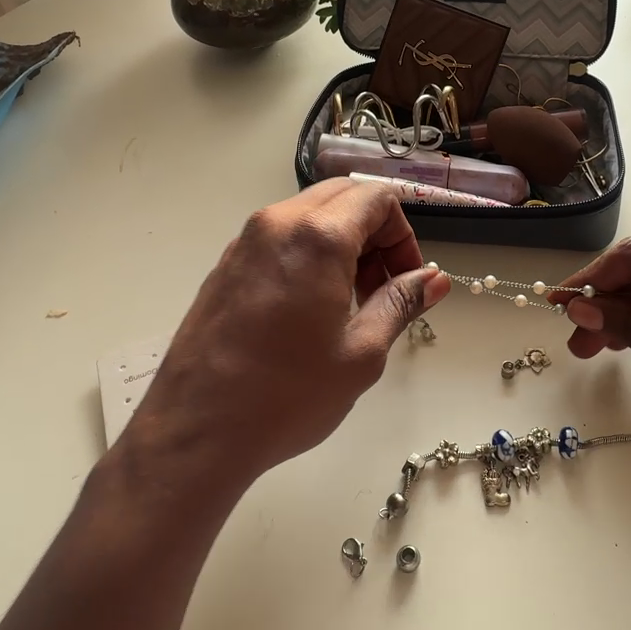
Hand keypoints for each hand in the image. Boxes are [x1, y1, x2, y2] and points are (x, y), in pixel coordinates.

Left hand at [118, 179, 450, 483]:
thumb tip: (435, 279)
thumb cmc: (287, 395)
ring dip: (342, 242)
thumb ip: (401, 303)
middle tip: (382, 287)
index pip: (376, 198)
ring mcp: (245, 241)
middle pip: (343, 196)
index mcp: (317, 236)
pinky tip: (310, 309)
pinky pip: (280, 236)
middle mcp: (277, 223)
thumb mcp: (361, 352)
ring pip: (310, 214)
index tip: (407, 280)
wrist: (194, 433)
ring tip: (349, 302)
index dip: (403, 233)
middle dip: (375, 232)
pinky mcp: (226, 264)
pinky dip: (309, 253)